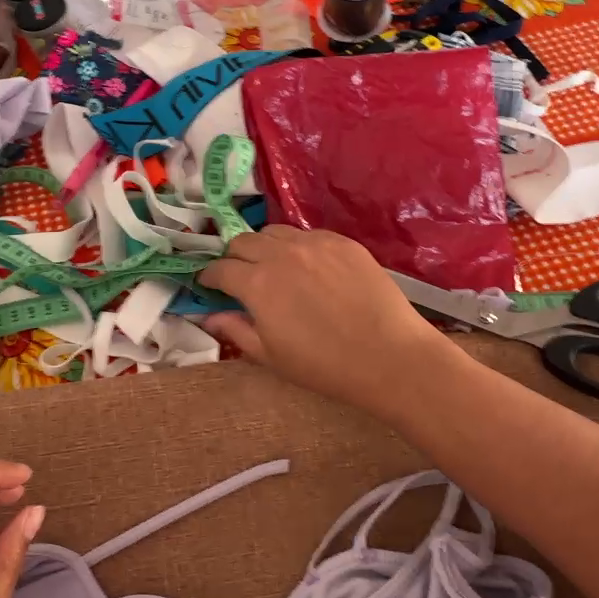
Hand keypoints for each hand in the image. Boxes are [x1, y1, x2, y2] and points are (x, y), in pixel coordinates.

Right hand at [199, 226, 450, 415]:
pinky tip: (308, 267)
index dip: (209, 277)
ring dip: (264, 247)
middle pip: (242, 241)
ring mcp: (314, 243)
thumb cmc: (325, 366)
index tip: (208, 286)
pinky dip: (297, 246)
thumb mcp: (271, 356)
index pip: (220, 268)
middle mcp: (281, 253)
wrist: (390, 356)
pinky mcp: (342, 242)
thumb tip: (208, 316)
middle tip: (240, 278)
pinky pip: (307, 234)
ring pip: (274, 232)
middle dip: (233, 258)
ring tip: (273, 268)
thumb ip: (236, 330)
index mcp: (257, 283)